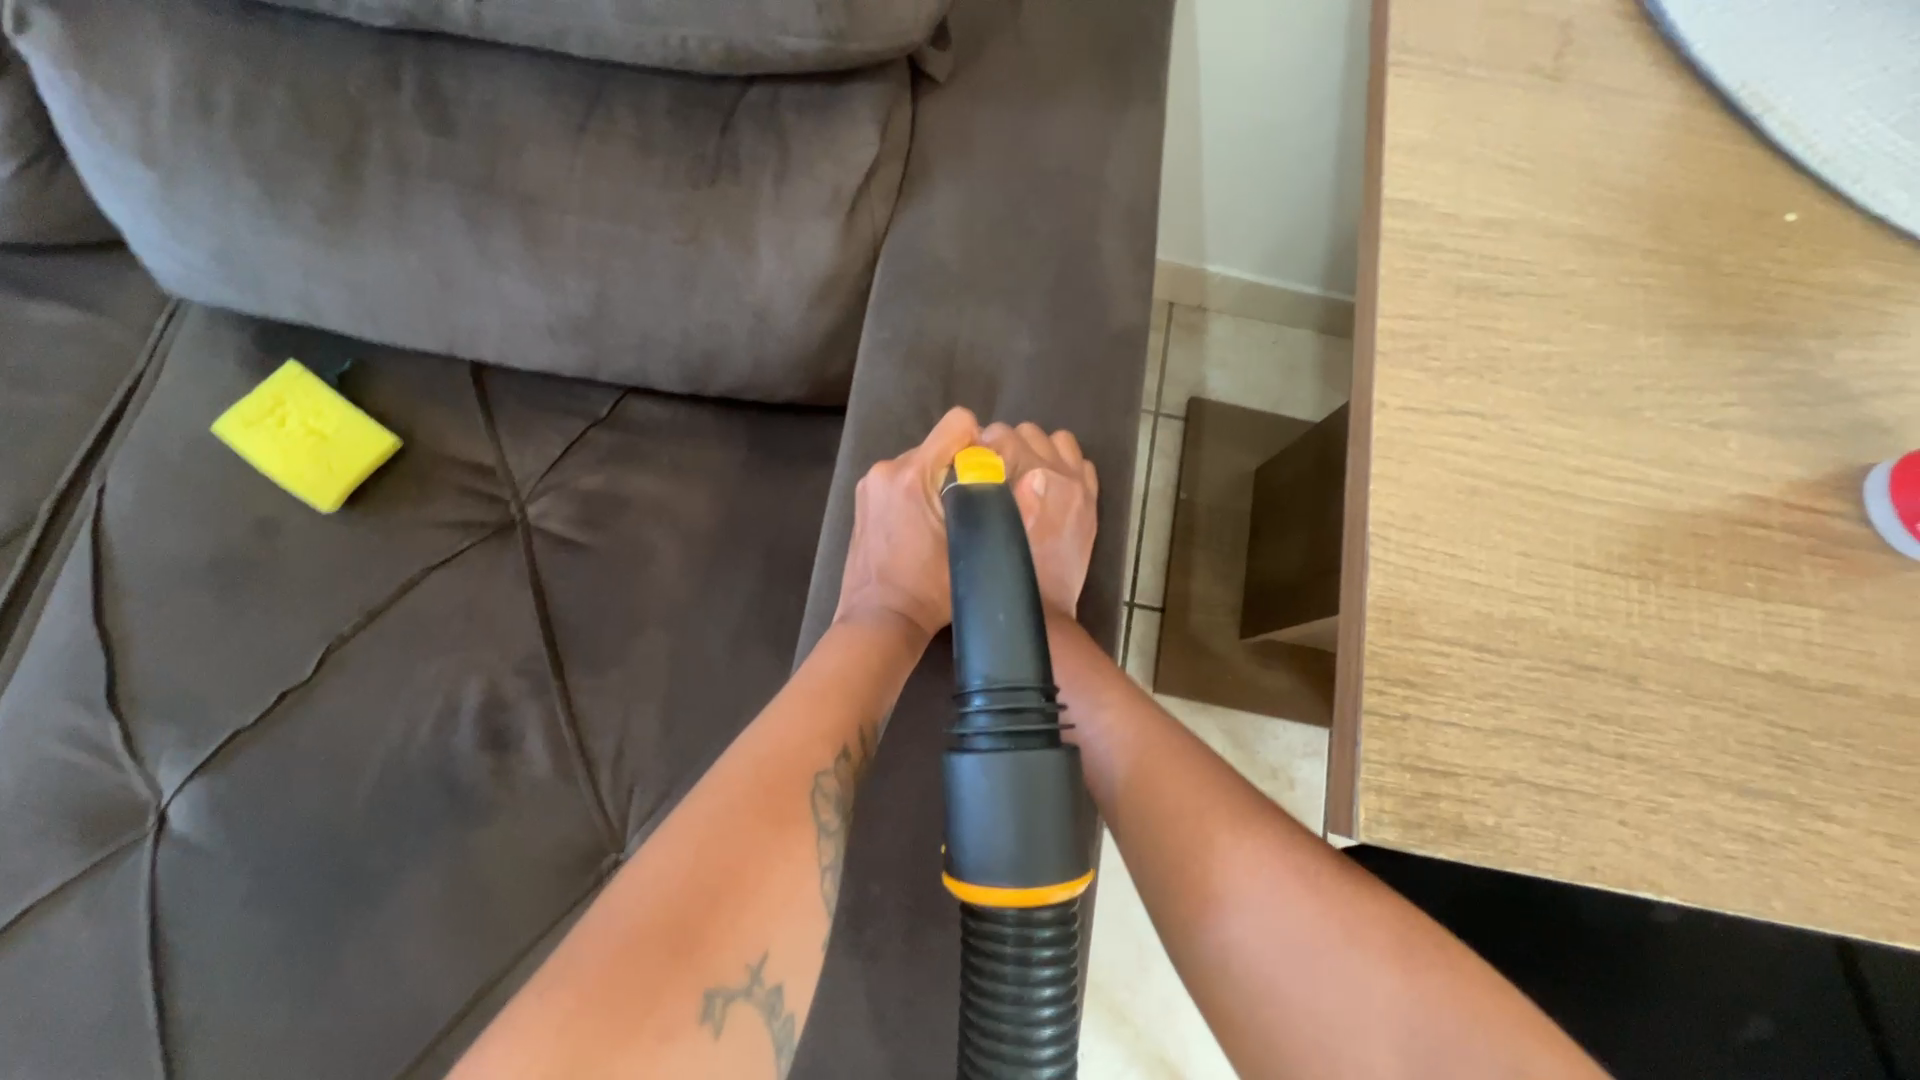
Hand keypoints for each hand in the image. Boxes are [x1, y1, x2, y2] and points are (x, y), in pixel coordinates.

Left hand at [834, 407, 980, 640]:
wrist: (879, 620)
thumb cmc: (929, 592)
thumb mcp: (974, 548)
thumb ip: (1001, 509)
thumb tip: (1032, 478)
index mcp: (912, 475)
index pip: (958, 423)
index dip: (981, 443)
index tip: (989, 474)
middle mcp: (886, 469)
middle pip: (938, 446)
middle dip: (958, 468)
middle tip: (971, 507)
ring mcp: (870, 483)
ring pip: (920, 463)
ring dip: (936, 482)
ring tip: (946, 521)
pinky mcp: (863, 498)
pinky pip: (902, 479)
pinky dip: (917, 493)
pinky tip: (923, 527)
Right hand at [978, 422, 1098, 619]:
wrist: (1043, 608)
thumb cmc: (1001, 571)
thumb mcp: (980, 525)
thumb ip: (977, 486)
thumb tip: (970, 458)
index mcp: (1032, 477)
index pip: (1002, 436)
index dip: (981, 446)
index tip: (971, 459)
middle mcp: (1060, 474)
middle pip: (1028, 432)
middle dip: (1007, 444)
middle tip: (993, 466)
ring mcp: (1080, 486)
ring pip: (1058, 441)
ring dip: (1037, 449)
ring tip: (1022, 470)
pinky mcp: (1091, 501)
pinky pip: (1081, 463)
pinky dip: (1065, 465)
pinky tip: (1047, 484)